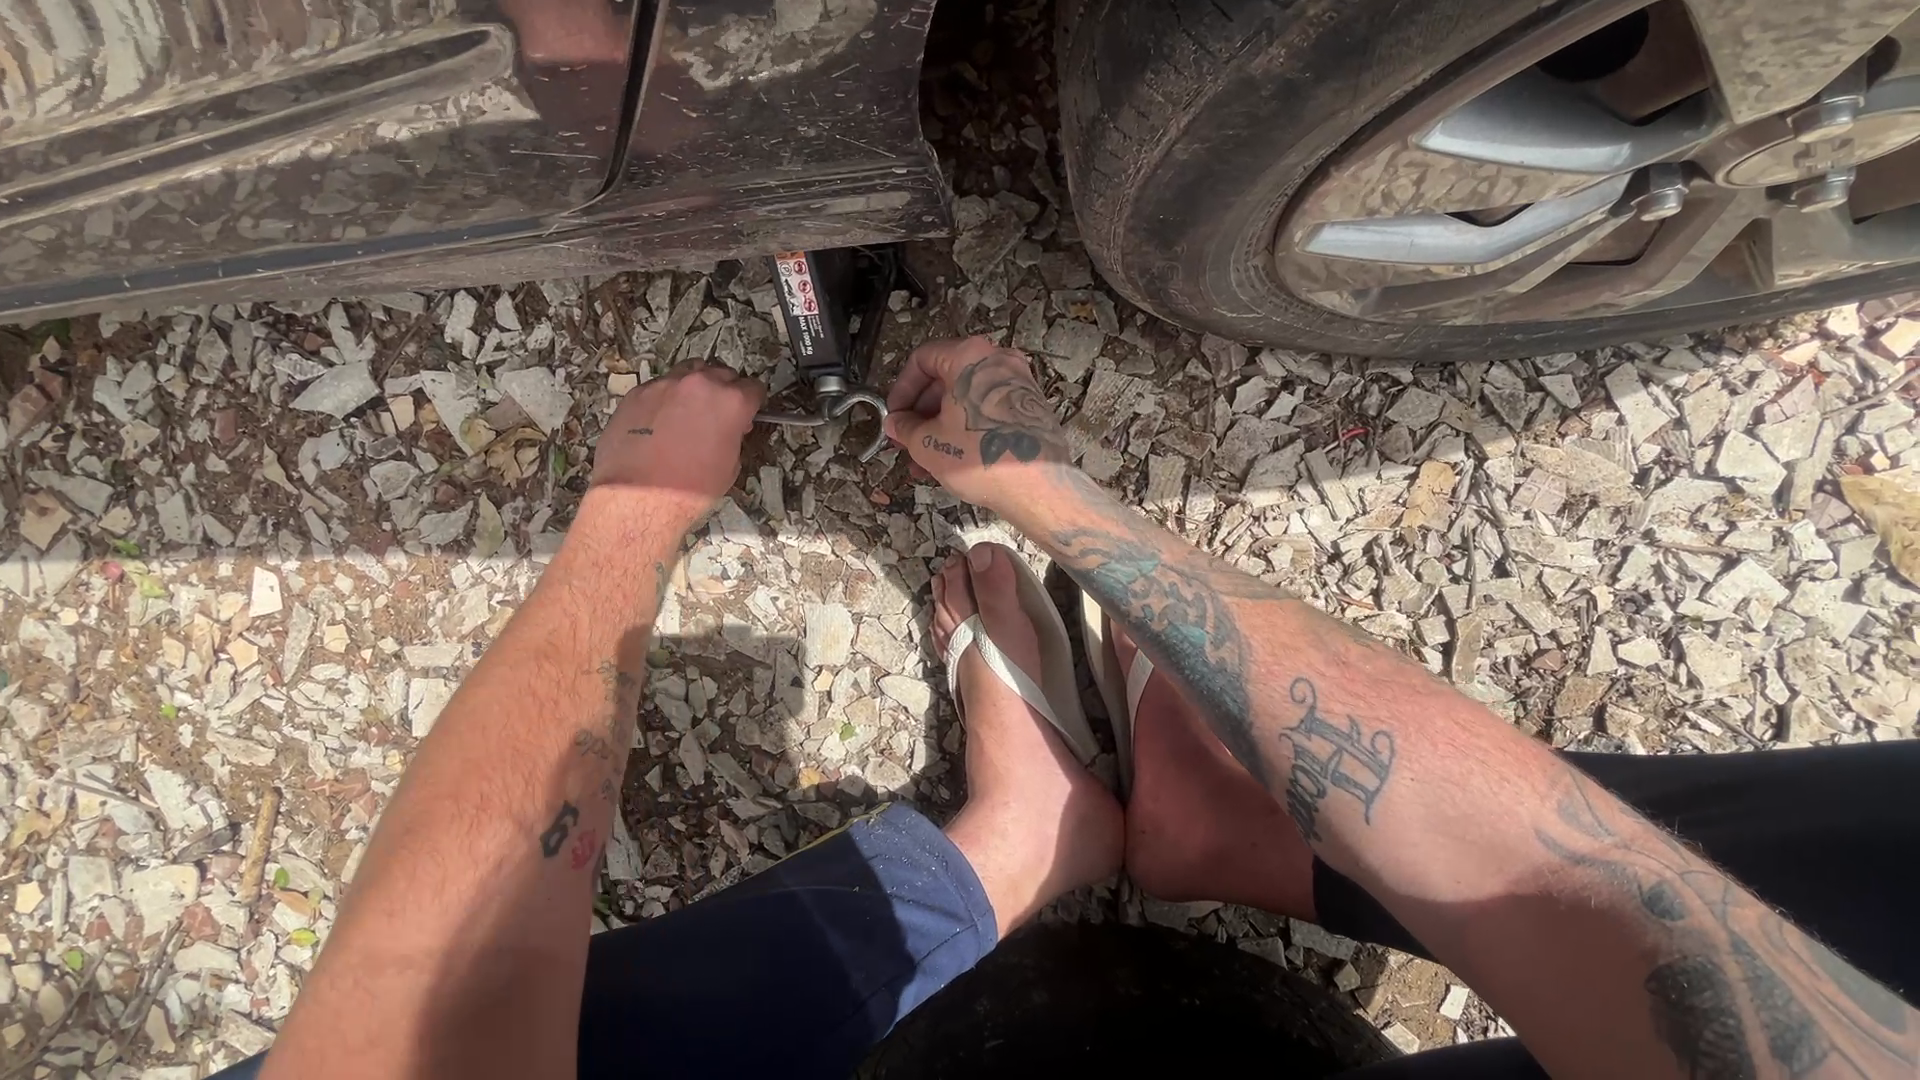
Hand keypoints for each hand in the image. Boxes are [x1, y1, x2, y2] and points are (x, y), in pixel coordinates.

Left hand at [591, 361, 764, 521]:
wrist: (638, 496)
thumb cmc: (689, 488)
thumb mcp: (730, 466)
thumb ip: (734, 436)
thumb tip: (729, 429)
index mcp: (731, 402)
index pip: (754, 388)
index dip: (753, 402)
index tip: (748, 412)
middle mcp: (700, 385)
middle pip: (722, 373)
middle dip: (725, 391)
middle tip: (720, 414)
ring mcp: (665, 385)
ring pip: (690, 372)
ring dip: (696, 387)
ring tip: (690, 411)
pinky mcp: (638, 392)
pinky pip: (660, 386)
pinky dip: (667, 398)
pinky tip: (661, 422)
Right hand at [884, 337, 1069, 510]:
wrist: (1035, 487)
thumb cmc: (985, 458)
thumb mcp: (928, 443)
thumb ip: (906, 428)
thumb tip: (897, 424)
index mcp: (969, 356)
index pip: (922, 360)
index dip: (901, 389)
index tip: (895, 413)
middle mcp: (997, 361)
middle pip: (946, 379)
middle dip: (921, 412)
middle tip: (906, 436)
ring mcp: (1017, 384)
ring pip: (966, 399)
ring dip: (941, 425)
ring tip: (923, 458)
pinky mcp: (1028, 407)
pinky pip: (986, 411)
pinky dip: (966, 428)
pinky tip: (951, 458)